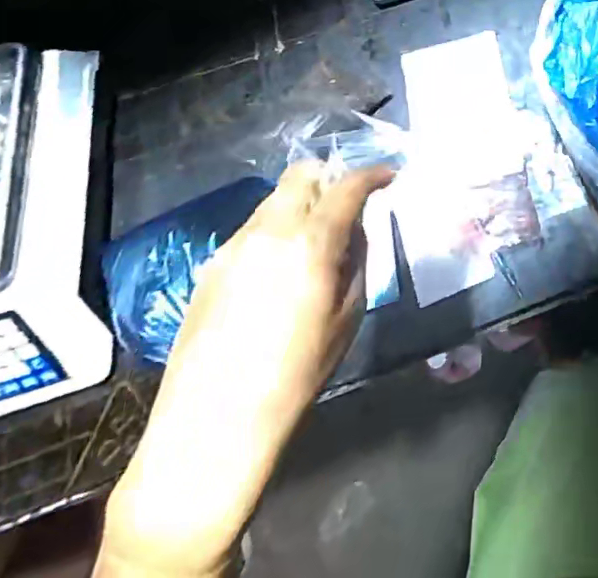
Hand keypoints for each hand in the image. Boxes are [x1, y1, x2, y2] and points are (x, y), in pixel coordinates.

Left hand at [100, 164, 394, 577]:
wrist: (214, 422)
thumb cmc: (297, 373)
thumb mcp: (348, 316)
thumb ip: (355, 260)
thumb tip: (354, 231)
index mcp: (310, 242)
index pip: (346, 185)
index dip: (372, 174)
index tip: (387, 177)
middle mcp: (269, 230)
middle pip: (301, 174)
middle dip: (330, 178)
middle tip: (347, 205)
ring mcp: (233, 245)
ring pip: (274, 200)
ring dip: (301, 205)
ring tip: (314, 242)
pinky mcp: (210, 266)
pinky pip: (252, 229)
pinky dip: (276, 231)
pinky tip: (280, 270)